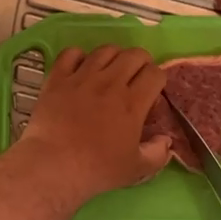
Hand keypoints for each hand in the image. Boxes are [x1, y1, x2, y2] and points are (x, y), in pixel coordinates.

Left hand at [14, 46, 169, 200]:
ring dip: (114, 56)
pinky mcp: (58, 78)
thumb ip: (157, 154)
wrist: (53, 165)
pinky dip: (79, 56)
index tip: (152, 91)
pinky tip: (80, 68)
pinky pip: (72, 53)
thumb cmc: (97, 169)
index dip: (158, 79)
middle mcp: (110, 83)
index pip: (155, 73)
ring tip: (111, 69)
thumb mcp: (136, 169)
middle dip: (142, 62)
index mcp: (132, 103)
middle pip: (134, 55)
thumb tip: (167, 141)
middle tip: (136, 76)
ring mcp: (82, 77)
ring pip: (105, 50)